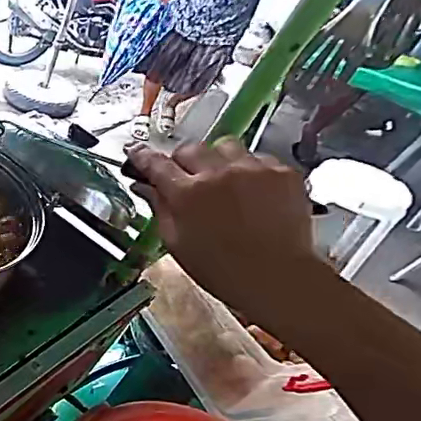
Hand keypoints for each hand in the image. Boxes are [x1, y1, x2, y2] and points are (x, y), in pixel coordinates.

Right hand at [127, 139, 336, 322]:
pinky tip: (248, 190)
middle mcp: (219, 173)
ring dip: (216, 158)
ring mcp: (254, 170)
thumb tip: (146, 187)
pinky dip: (247, 168)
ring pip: (225, 146)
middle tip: (183, 177)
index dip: (143, 157)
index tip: (137, 153)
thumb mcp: (175, 240)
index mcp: (187, 193)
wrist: (276, 275)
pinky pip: (257, 158)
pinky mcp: (283, 172)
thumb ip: (160, 207)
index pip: (156, 164)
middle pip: (190, 148)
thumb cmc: (219, 266)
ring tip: (220, 180)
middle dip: (181, 160)